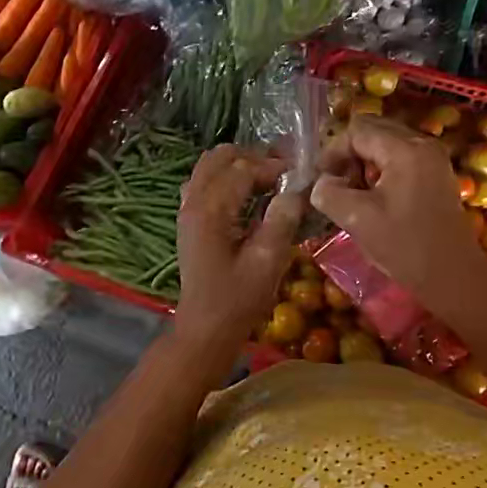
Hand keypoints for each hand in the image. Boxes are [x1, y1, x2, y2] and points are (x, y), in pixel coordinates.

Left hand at [175, 146, 304, 340]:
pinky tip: (248, 196)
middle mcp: (193, 202)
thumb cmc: (237, 300)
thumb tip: (296, 189)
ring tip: (269, 180)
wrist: (205, 330)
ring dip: (239, 166)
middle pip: (221, 157)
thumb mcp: (267, 262)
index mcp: (210, 210)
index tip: (299, 177)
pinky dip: (226, 179)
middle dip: (254, 158)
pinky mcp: (189, 221)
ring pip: (210, 167)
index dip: (273, 167)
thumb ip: (281, 220)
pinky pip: (204, 183)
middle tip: (283, 173)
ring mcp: (187, 210)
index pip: (243, 169)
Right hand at [310, 115, 486, 293]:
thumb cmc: (405, 246)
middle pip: (374, 130)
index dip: (332, 151)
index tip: (320, 179)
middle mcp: (423, 144)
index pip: (357, 131)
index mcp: (405, 149)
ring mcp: (433, 158)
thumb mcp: (358, 219)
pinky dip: (382, 169)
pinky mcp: (437, 174)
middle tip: (335, 183)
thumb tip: (322, 182)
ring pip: (387, 143)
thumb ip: (330, 193)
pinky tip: (375, 197)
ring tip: (354, 191)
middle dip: (349, 153)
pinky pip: (401, 157)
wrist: (453, 276)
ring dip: (365, 161)